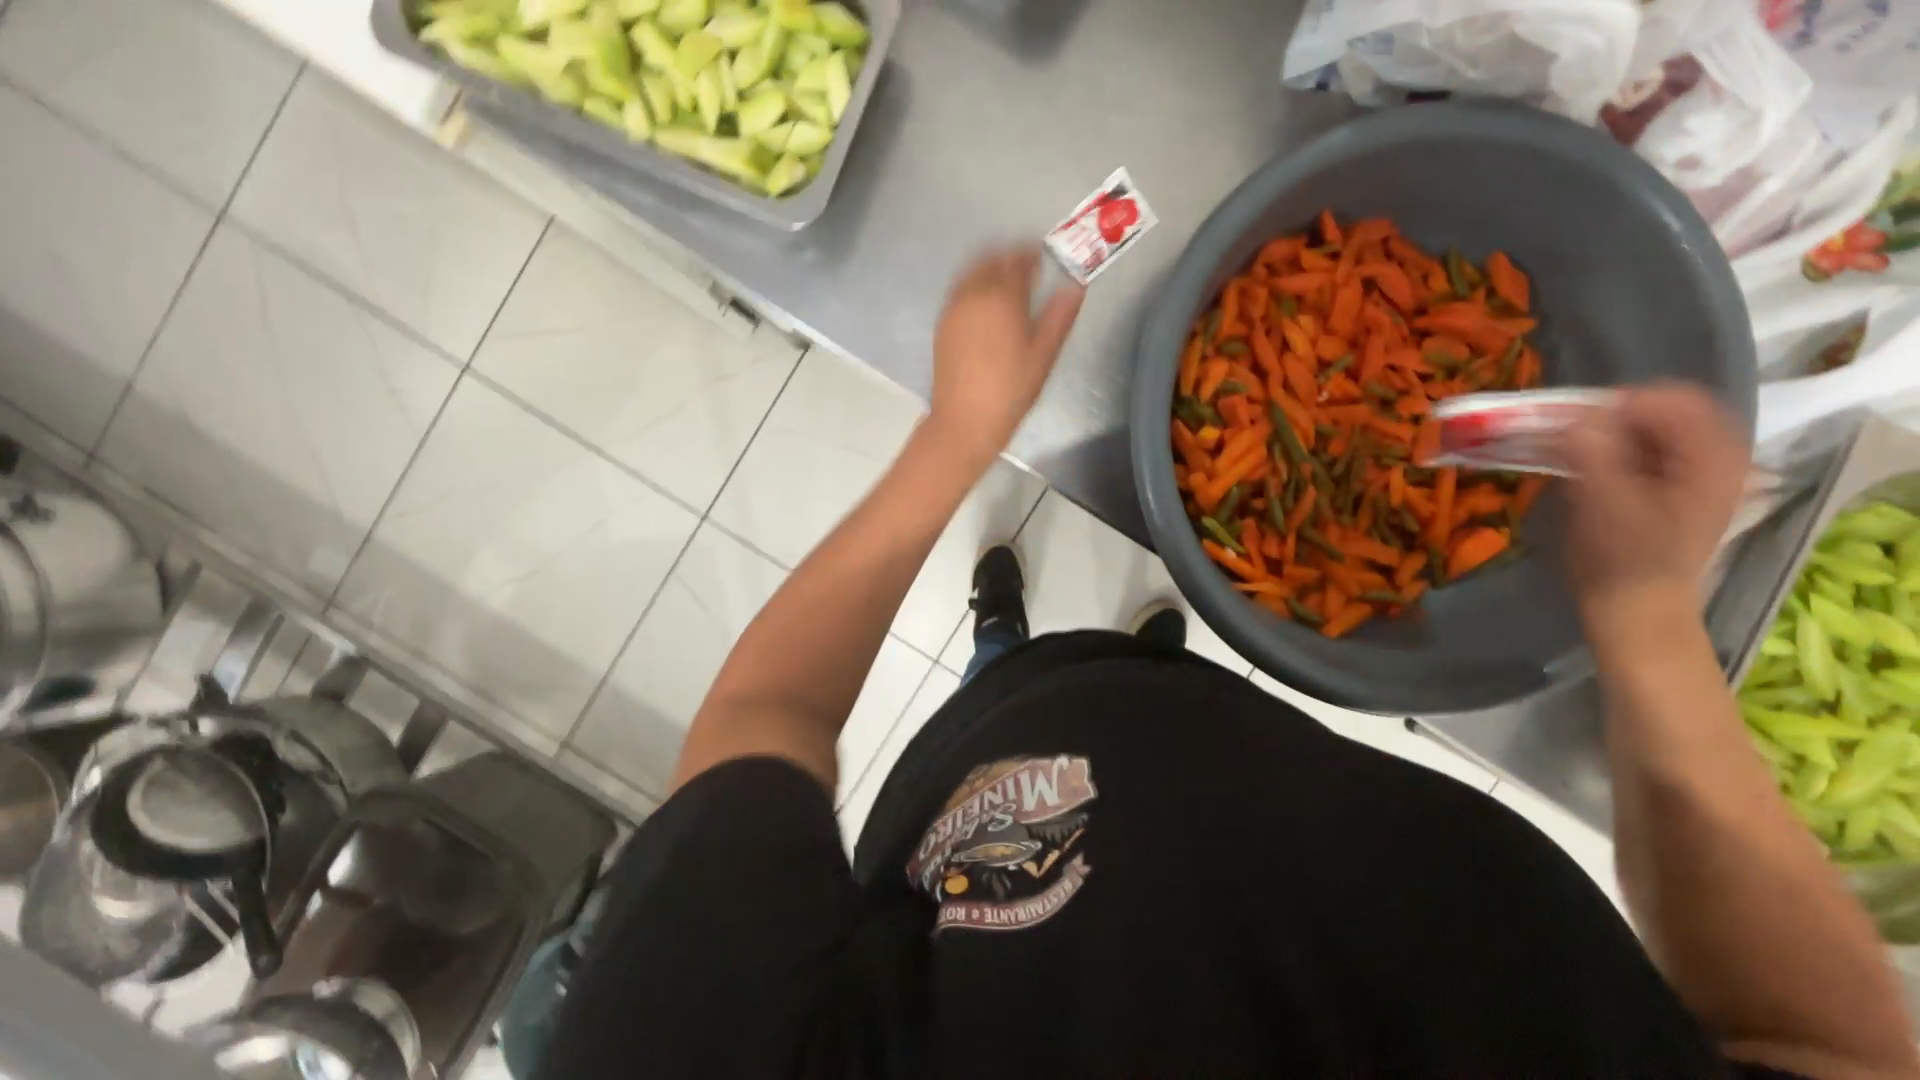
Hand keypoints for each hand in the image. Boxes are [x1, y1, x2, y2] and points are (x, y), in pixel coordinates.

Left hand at [927, 247, 1084, 468]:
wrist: (965, 420)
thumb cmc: (1010, 391)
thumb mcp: (1044, 356)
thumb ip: (1059, 316)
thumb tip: (1075, 286)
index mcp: (1004, 298)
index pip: (1019, 261)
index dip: (1032, 254)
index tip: (1042, 255)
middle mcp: (975, 294)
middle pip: (992, 260)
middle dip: (1010, 256)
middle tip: (1026, 264)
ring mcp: (954, 308)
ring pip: (972, 272)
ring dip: (990, 267)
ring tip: (1006, 279)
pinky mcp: (942, 324)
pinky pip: (959, 290)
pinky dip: (973, 285)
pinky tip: (985, 301)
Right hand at [1560, 383, 1748, 628]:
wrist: (1637, 611)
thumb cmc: (1624, 560)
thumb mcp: (1604, 503)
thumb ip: (1592, 453)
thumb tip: (1574, 417)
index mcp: (1713, 458)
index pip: (1672, 400)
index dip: (1620, 404)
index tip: (1574, 424)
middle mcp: (1715, 458)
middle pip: (1662, 411)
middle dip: (1610, 418)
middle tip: (1568, 436)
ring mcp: (1696, 474)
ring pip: (1650, 430)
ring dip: (1607, 434)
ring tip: (1571, 454)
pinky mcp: (1674, 489)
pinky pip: (1645, 450)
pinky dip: (1613, 451)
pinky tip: (1587, 470)